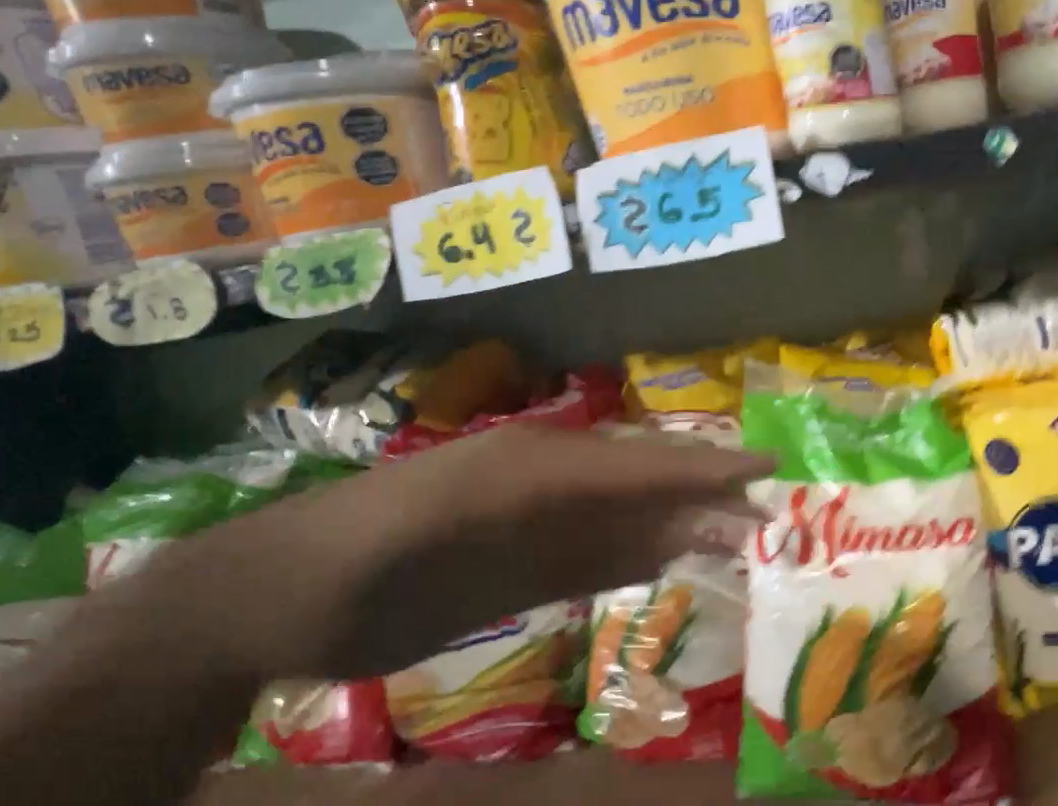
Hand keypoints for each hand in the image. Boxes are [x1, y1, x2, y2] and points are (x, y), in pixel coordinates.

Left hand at [133, 426, 772, 681]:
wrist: (285, 596)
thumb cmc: (380, 544)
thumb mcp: (479, 519)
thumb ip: (574, 521)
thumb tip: (672, 521)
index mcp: (548, 460)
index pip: (648, 461)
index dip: (708, 467)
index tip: (769, 469)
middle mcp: (558, 487)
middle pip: (651, 489)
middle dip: (711, 499)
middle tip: (772, 517)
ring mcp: (545, 530)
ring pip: (634, 525)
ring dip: (688, 530)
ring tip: (745, 539)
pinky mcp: (528, 570)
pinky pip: (602, 560)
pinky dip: (646, 559)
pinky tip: (679, 560)